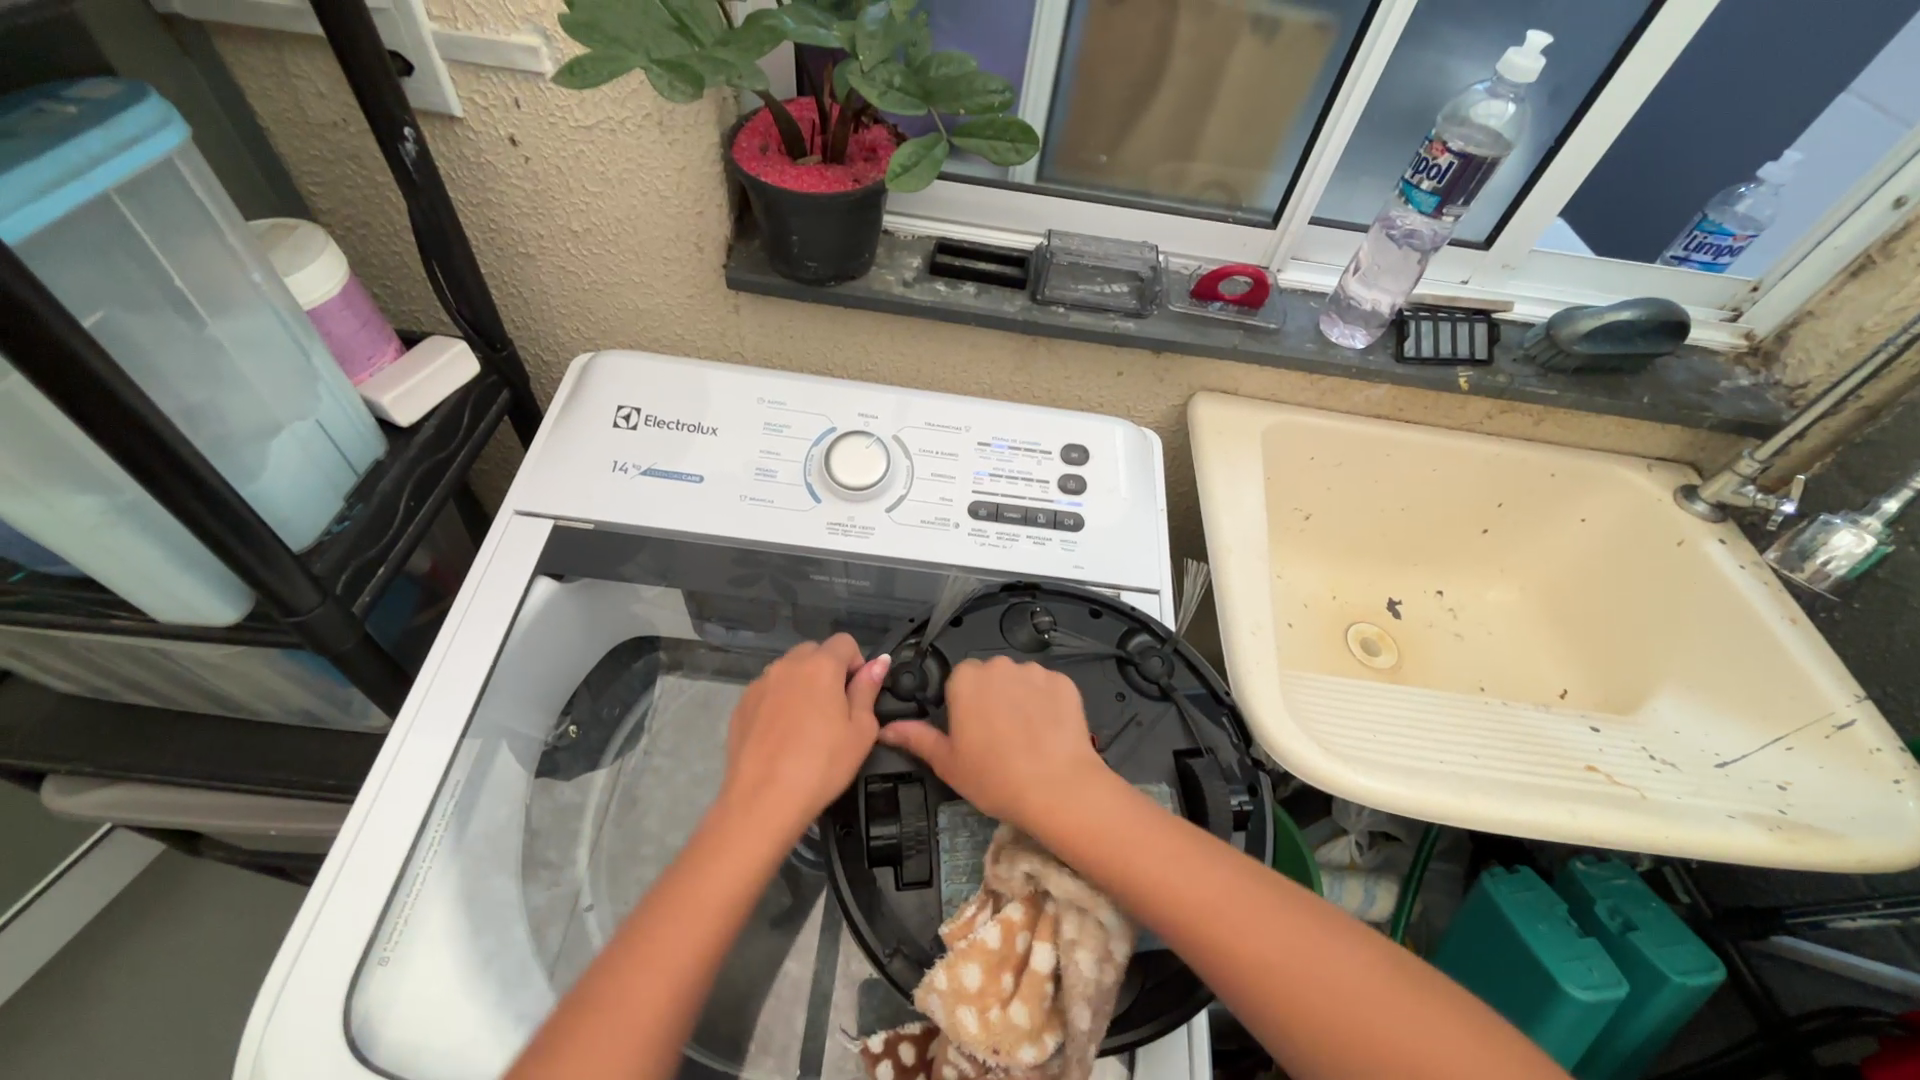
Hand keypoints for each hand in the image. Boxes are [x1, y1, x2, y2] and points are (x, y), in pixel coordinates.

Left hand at [720, 633, 889, 839]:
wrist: (763, 800)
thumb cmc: (822, 765)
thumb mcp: (861, 731)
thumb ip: (868, 690)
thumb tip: (878, 662)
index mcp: (820, 666)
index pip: (844, 642)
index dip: (856, 663)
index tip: (858, 693)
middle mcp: (786, 666)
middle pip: (814, 652)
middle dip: (828, 670)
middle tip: (835, 710)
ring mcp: (759, 685)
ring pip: (788, 671)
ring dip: (802, 685)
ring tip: (806, 726)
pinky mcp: (740, 706)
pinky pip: (767, 692)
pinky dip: (779, 703)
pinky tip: (782, 737)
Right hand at [877, 655, 1114, 830]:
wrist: (1058, 789)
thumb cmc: (994, 777)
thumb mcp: (947, 763)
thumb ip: (917, 738)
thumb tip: (886, 729)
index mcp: (965, 679)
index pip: (958, 681)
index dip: (963, 706)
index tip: (970, 732)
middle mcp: (999, 665)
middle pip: (990, 676)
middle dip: (992, 698)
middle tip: (997, 738)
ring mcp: (1035, 672)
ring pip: (1020, 681)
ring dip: (1020, 699)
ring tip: (1026, 737)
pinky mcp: (1065, 682)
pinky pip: (1049, 689)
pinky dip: (1047, 705)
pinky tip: (1048, 734)